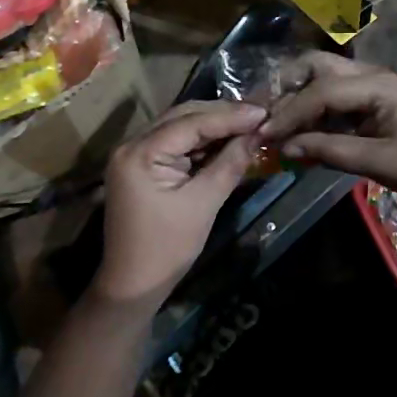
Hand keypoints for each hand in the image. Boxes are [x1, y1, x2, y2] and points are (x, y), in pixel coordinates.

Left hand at [95, 100, 264, 304]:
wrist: (133, 284)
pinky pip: (177, 142)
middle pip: (184, 116)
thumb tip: (258, 134)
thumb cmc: (167, 246)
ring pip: (181, 126)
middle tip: (259, 114)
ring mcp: (135, 154)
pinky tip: (228, 139)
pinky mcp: (143, 165)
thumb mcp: (204, 202)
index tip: (263, 112)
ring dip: (214, 124)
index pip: (192, 122)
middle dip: (223, 114)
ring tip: (249, 123)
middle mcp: (133, 145)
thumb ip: (230, 163)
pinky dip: (203, 140)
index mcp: (141, 153)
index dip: (230, 116)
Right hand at [259, 53, 396, 200]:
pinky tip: (298, 129)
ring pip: (322, 77)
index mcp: (377, 85)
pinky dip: (312, 108)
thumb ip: (328, 150)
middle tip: (263, 114)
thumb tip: (284, 147)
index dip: (290, 111)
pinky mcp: (369, 99)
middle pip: (317, 67)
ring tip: (274, 122)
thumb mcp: (375, 162)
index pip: (321, 90)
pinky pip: (332, 94)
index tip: (264, 132)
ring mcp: (370, 84)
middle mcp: (371, 75)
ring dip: (296, 96)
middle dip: (286, 87)